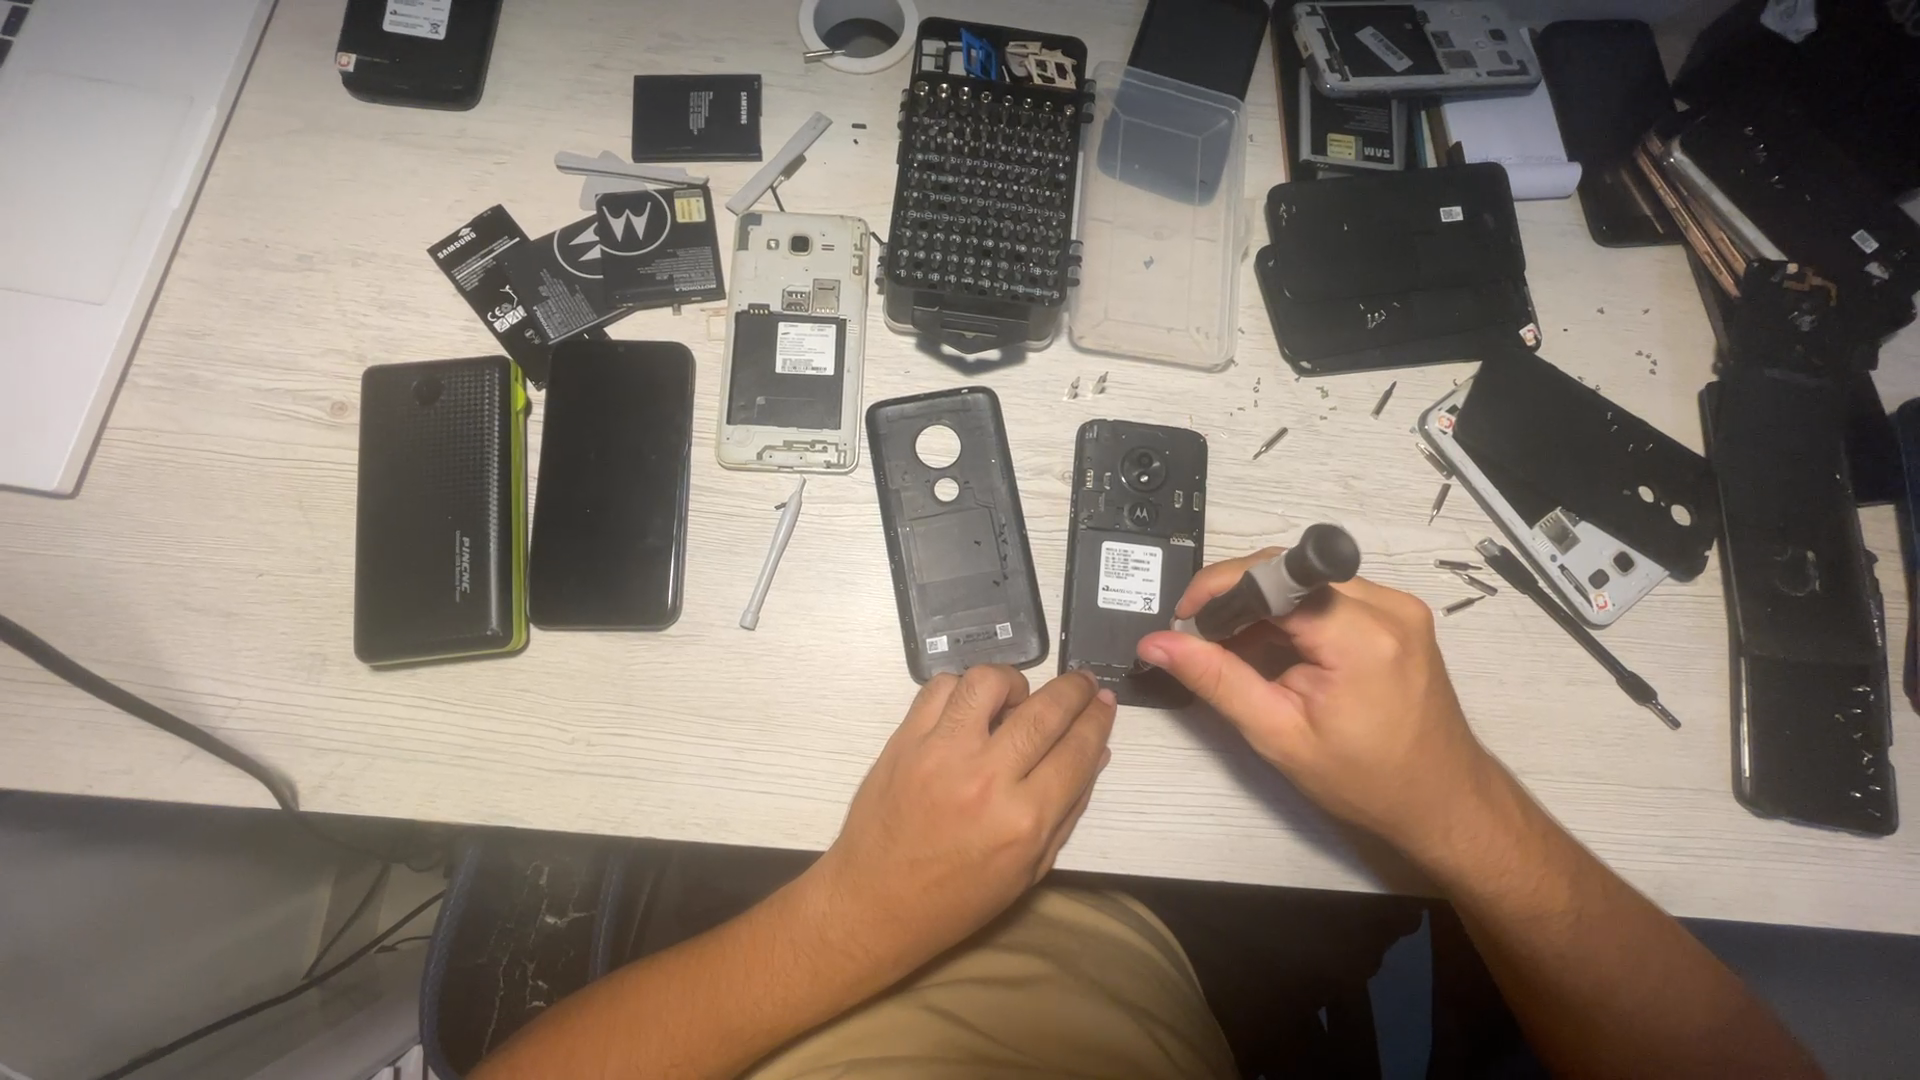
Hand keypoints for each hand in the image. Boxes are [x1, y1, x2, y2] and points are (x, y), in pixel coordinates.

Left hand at [812, 667, 1115, 974]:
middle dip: (1074, 688)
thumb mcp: (1029, 870)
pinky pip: (939, 687)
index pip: (1078, 750)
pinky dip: (962, 688)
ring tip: (1016, 698)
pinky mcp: (905, 739)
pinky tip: (970, 707)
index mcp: (1024, 821)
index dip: (1098, 718)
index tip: (1105, 701)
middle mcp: (987, 779)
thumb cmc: (958, 898)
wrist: (875, 902)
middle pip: (1045, 710)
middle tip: (1082, 682)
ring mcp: (941, 753)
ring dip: (1013, 681)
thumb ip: (1068, 809)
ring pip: (988, 682)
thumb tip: (1096, 753)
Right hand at [1136, 550, 1494, 858]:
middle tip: (1199, 638)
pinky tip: (1270, 649)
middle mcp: (1386, 605)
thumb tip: (1155, 642)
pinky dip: (1288, 613)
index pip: (1271, 579)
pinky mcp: (1396, 615)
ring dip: (1258, 605)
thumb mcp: (1277, 734)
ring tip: (1231, 649)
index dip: (1218, 589)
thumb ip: (1214, 679)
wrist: (1444, 803)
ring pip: (1302, 579)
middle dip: (1233, 596)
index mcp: (1360, 635)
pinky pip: (1325, 593)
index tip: (1184, 621)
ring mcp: (1397, 606)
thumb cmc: (1364, 780)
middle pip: (1286, 571)